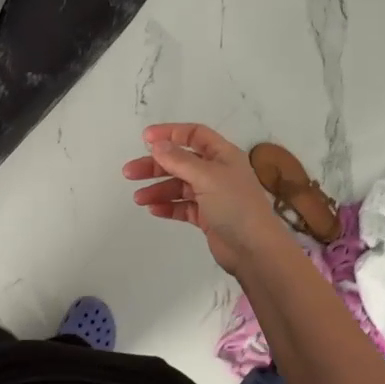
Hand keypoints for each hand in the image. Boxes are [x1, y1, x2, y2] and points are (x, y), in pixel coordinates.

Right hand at [123, 123, 284, 272]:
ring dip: (158, 189)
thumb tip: (157, 145)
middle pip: (181, 162)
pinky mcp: (207, 217)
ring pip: (179, 186)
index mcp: (223, 155)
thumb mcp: (207, 177)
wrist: (254, 249)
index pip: (194, 135)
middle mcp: (217, 172)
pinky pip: (183, 207)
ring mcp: (212, 196)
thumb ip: (180, 160)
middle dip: (155, 166)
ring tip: (138, 199)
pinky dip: (168, 206)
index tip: (144, 139)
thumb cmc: (235, 206)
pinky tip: (153, 209)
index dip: (170, 133)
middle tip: (130, 173)